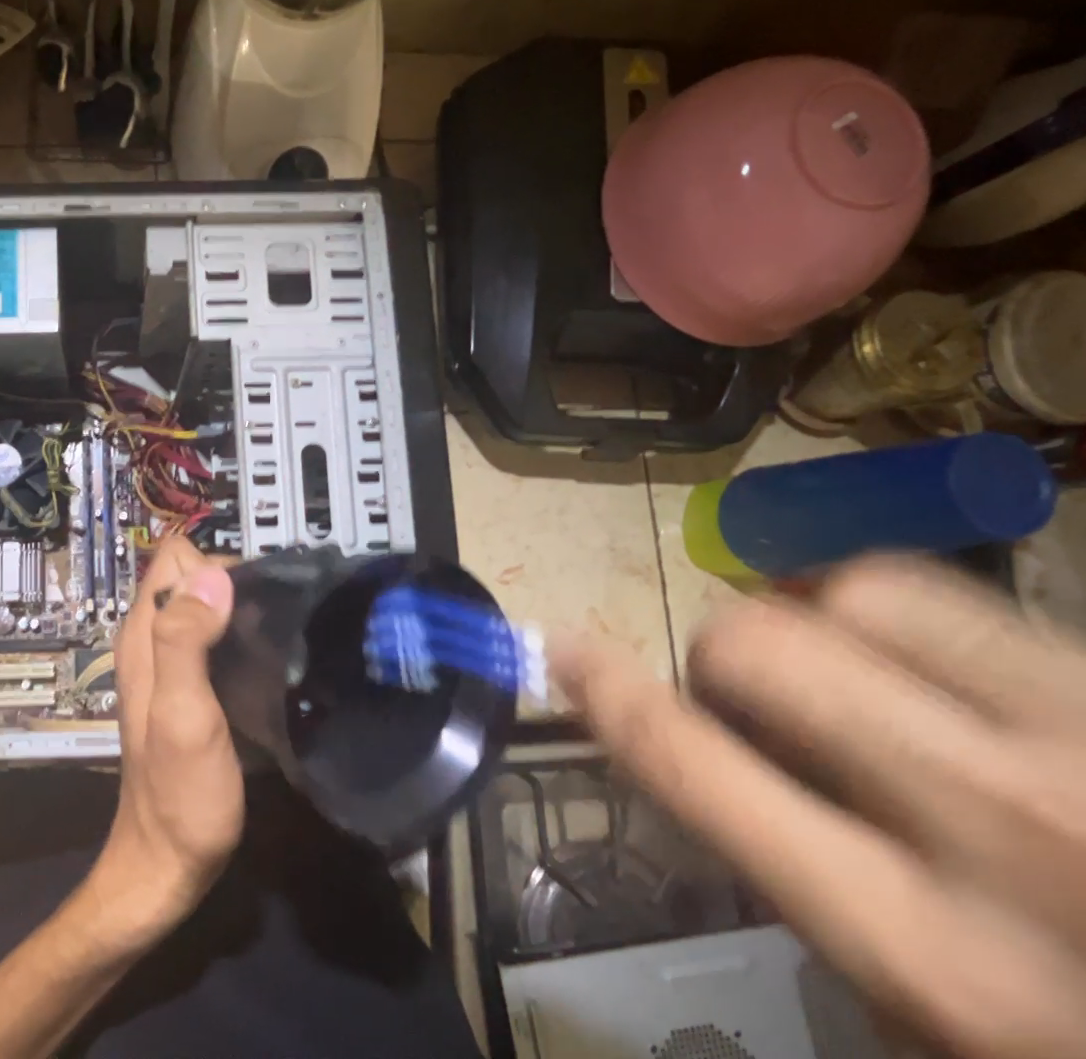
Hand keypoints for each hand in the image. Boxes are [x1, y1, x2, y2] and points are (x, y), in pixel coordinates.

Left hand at [90, 537, 240, 944]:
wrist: (169, 861)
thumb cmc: (180, 794)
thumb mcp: (183, 715)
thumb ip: (185, 642)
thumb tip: (209, 574)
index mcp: (143, 636)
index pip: (173, 558)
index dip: (215, 562)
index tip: (258, 594)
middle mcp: (151, 642)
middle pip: (192, 579)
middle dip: (234, 581)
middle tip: (280, 615)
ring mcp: (171, 668)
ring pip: (206, 609)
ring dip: (242, 610)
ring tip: (285, 633)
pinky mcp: (193, 692)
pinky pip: (216, 642)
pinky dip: (241, 638)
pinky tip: (272, 660)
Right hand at [549, 556, 1085, 1058]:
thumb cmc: (1067, 1034)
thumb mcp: (919, 1002)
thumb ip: (804, 873)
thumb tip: (722, 750)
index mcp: (916, 938)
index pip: (692, 764)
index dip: (607, 692)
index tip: (568, 649)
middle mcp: (1003, 823)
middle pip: (765, 643)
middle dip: (725, 651)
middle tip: (749, 686)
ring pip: (874, 589)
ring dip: (820, 615)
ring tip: (850, 656)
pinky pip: (988, 609)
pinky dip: (930, 628)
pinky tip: (957, 679)